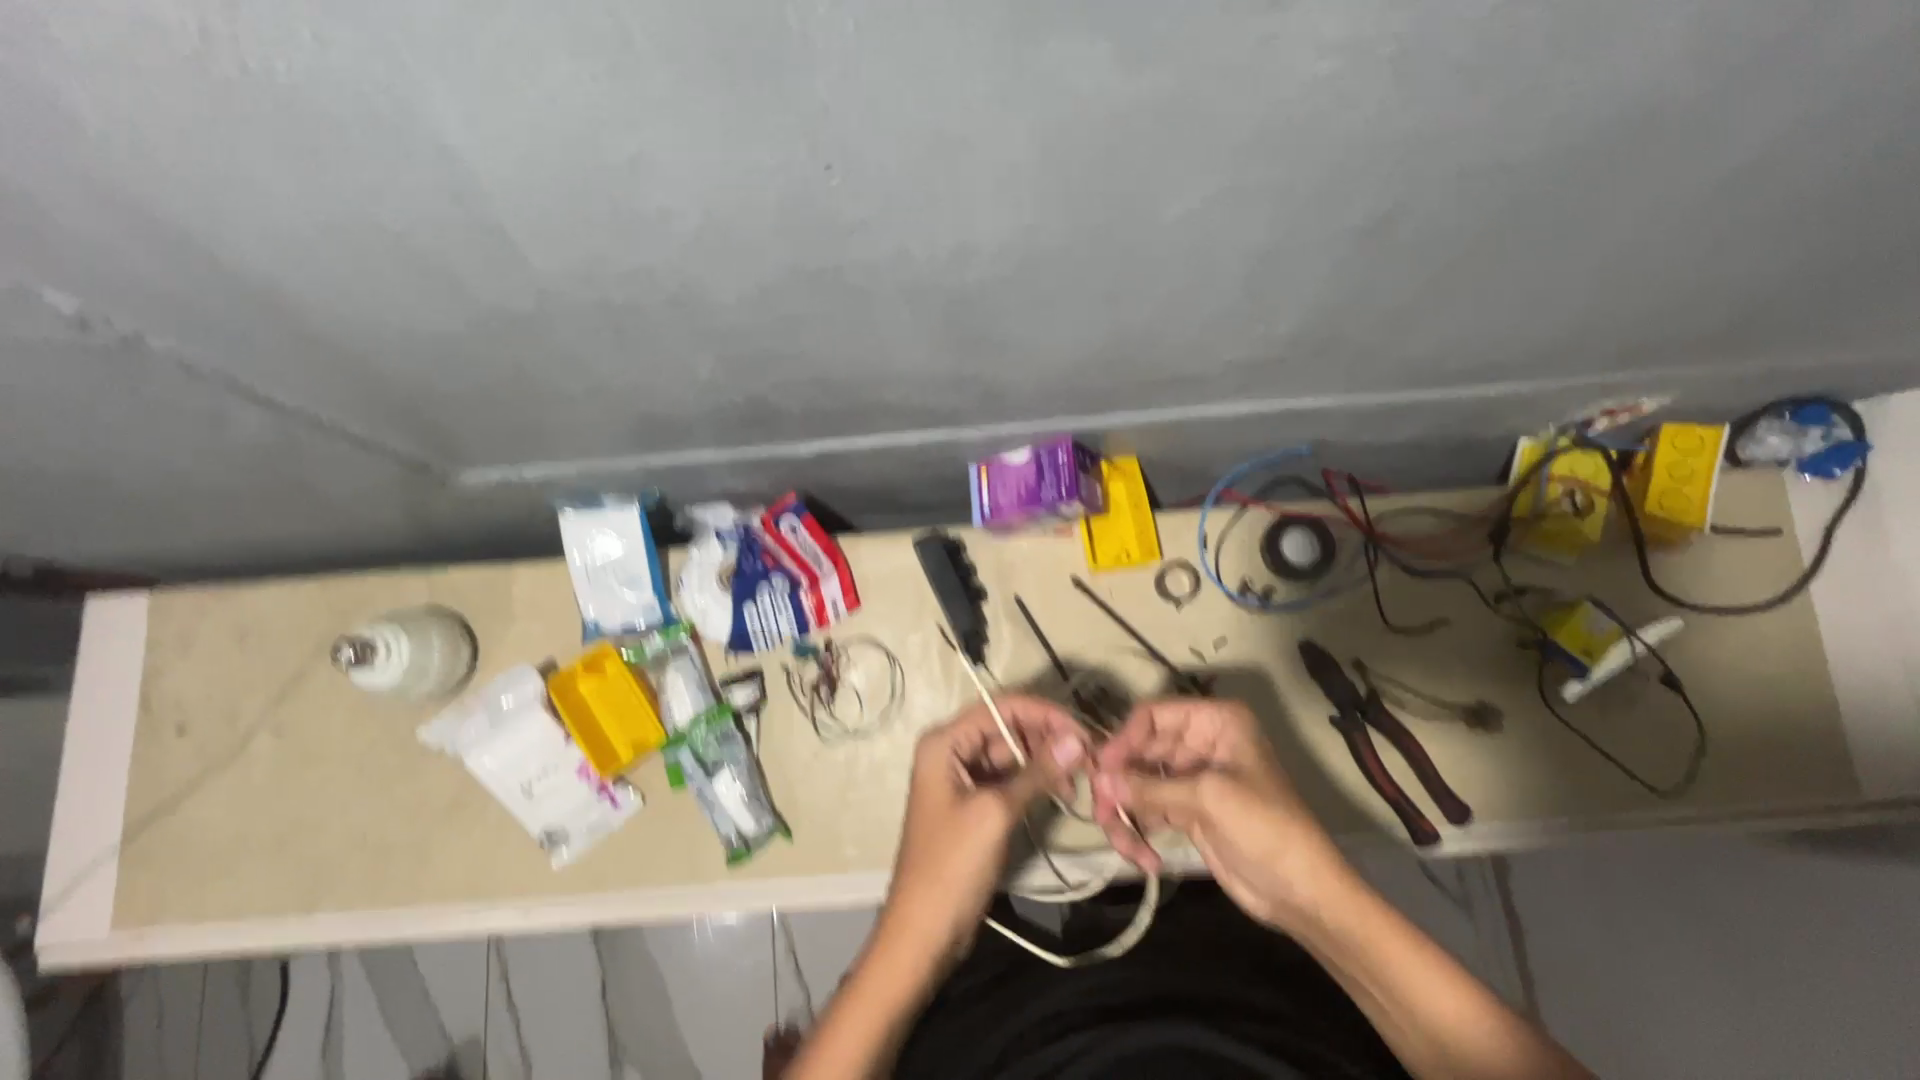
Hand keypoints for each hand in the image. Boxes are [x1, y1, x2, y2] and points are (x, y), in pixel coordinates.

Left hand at [879, 695, 1090, 967]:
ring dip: (1044, 760)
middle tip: (1089, 759)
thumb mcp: (996, 813)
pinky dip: (1034, 781)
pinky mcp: (974, 804)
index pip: (1001, 706)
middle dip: (1047, 737)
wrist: (924, 930)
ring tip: (1078, 780)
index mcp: (944, 742)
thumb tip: (1076, 739)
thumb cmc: (952, 865)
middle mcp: (951, 751)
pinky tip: (1060, 792)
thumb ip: (1036, 772)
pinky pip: (1008, 778)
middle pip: (1007, 727)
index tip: (1084, 732)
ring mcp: (962, 778)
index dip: (1044, 714)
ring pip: (1011, 753)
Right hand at [1092, 697, 1351, 932]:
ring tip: (1125, 845)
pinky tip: (1143, 857)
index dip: (1124, 739)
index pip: (1153, 716)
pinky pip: (1146, 810)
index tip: (1101, 771)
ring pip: (1137, 783)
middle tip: (1101, 813)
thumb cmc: (1265, 828)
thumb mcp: (1208, 798)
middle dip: (1118, 782)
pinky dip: (1137, 831)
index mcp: (1215, 723)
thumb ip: (1149, 786)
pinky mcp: (1186, 812)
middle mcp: (1200, 743)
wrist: (1301, 891)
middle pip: (1139, 750)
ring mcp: (1191, 779)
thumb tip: (1098, 780)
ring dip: (1124, 813)